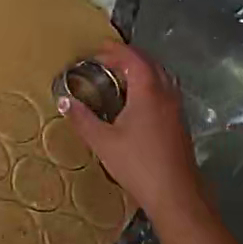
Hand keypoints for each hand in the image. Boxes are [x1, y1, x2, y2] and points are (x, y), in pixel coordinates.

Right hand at [60, 42, 207, 222]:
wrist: (175, 193)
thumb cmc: (137, 164)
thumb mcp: (103, 141)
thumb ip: (82, 119)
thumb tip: (63, 101)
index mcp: (148, 92)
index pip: (134, 60)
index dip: (116, 51)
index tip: (98, 50)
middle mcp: (166, 94)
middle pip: (150, 63)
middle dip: (129, 57)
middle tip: (107, 60)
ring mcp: (176, 108)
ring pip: (161, 76)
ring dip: (142, 70)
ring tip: (121, 76)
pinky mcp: (179, 122)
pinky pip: (166, 90)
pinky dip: (150, 84)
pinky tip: (138, 100)